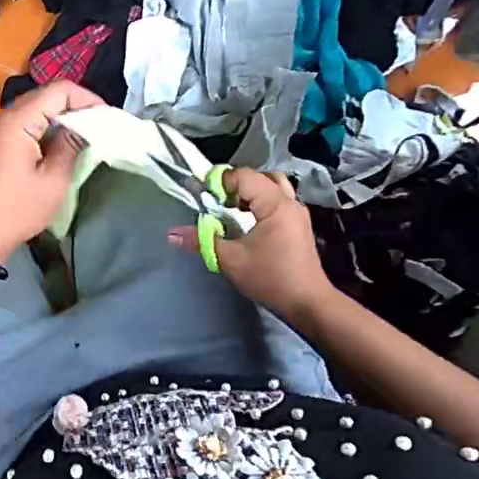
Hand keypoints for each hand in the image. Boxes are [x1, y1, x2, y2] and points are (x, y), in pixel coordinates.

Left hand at [0, 80, 102, 259]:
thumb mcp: (53, 180)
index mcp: (17, 121)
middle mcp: (2, 117)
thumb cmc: (18, 210)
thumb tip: (83, 128)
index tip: (107, 118)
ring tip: (84, 138)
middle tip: (100, 128)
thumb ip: (70, 146)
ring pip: (35, 110)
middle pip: (45, 97)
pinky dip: (45, 130)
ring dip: (61, 120)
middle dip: (75, 107)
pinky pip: (24, 125)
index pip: (58, 91)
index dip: (87, 99)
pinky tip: (60, 148)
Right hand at [168, 168, 333, 320]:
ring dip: (253, 195)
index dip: (221, 182)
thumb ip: (201, 241)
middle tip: (221, 202)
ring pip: (274, 189)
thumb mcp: (230, 260)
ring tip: (234, 212)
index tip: (205, 197)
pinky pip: (280, 204)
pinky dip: (263, 205)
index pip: (244, 176)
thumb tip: (172, 234)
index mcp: (275, 203)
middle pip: (263, 178)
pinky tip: (249, 225)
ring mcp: (298, 214)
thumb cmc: (270, 278)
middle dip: (239, 185)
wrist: (307, 302)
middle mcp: (290, 202)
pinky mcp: (300, 227)